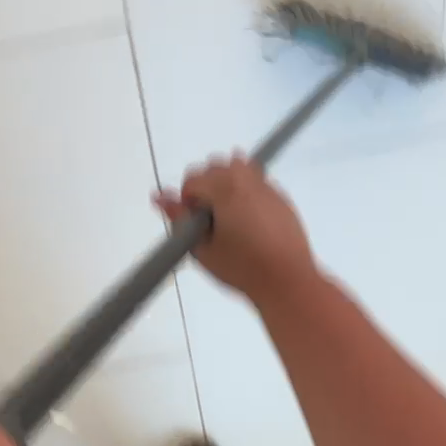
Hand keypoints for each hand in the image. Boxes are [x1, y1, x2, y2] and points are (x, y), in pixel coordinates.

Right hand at [155, 153, 318, 304]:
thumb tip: (157, 196)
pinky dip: (245, 191)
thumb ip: (179, 218)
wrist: (287, 280)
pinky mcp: (281, 196)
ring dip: (225, 184)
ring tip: (228, 217)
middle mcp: (246, 179)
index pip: (192, 178)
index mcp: (225, 188)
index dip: (186, 202)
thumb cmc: (241, 268)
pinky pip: (256, 180)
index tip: (195, 226)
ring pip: (237, 167)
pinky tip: (249, 222)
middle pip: (215, 165)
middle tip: (210, 221)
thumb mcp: (202, 249)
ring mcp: (267, 185)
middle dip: (206, 187)